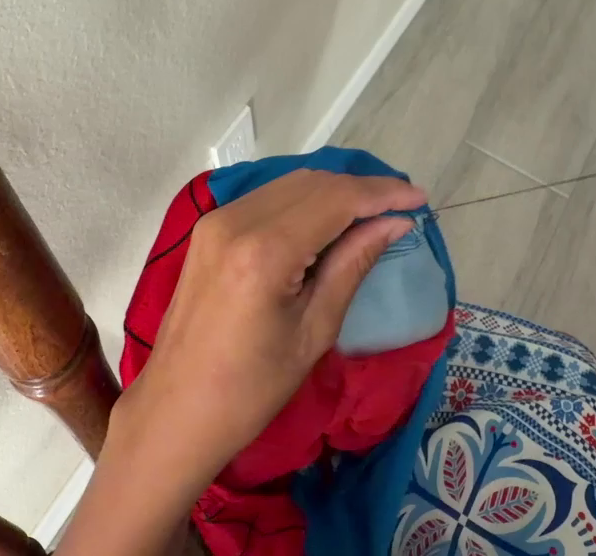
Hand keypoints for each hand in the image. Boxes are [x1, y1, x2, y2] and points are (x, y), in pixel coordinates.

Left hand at [123, 169, 425, 476]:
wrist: (176, 412)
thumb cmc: (252, 388)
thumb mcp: (314, 330)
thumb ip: (353, 264)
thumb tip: (395, 223)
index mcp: (265, 250)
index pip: (336, 199)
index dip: (382, 194)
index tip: (419, 198)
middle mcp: (237, 220)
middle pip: (313, 182)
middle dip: (361, 189)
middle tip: (401, 208)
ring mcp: (217, 219)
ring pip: (290, 184)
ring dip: (334, 191)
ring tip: (373, 213)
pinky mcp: (209, 228)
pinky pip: (268, 197)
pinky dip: (304, 200)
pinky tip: (329, 220)